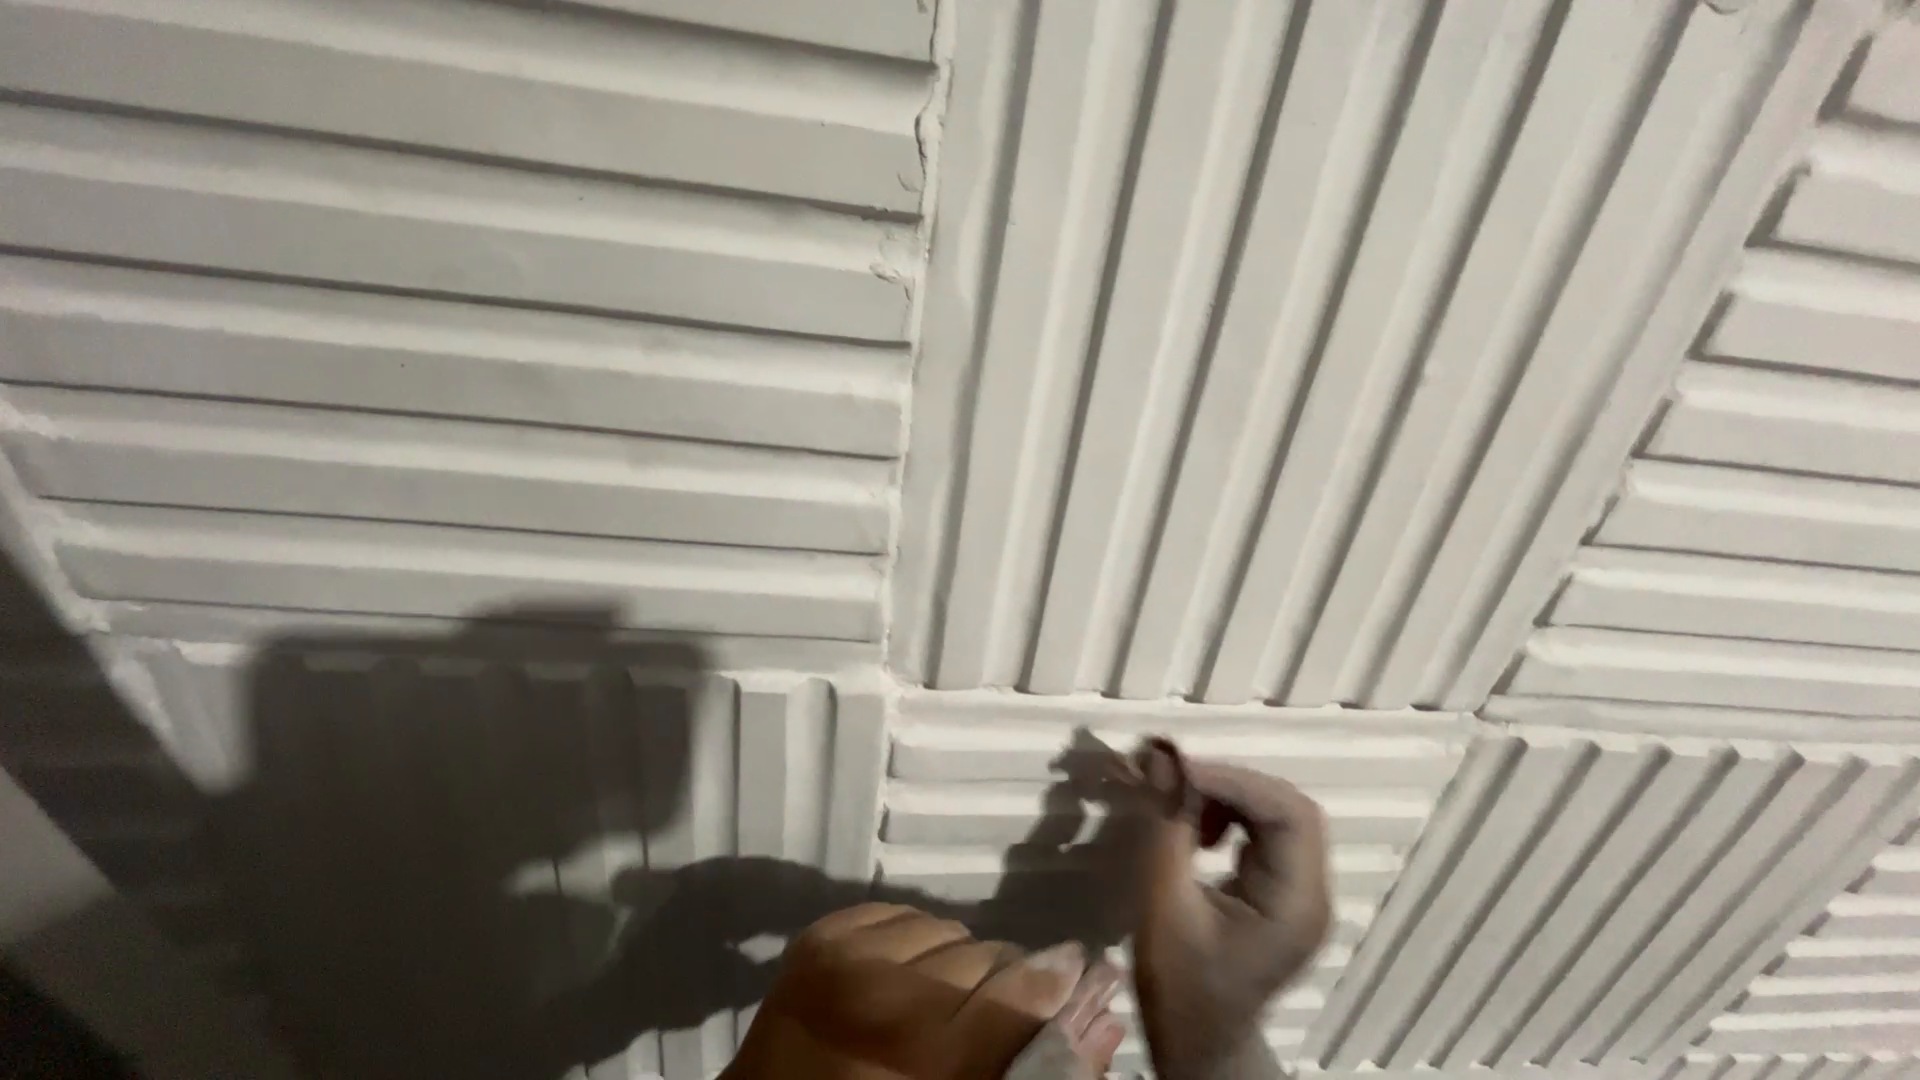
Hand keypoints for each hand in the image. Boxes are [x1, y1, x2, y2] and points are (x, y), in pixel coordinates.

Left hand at [724, 903, 1125, 1079]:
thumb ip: (1035, 1070)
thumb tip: (1106, 1020)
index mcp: (928, 1054)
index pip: (1022, 991)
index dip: (1059, 979)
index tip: (1081, 969)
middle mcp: (889, 990)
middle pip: (985, 954)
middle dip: (998, 978)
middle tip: (984, 1008)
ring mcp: (848, 954)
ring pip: (944, 927)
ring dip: (951, 958)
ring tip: (935, 993)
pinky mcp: (822, 932)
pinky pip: (898, 912)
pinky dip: (909, 940)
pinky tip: (897, 974)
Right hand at [1126, 738, 1332, 1079]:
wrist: (1199, 1045)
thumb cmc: (1181, 985)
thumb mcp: (1165, 905)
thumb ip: (1168, 827)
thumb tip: (1162, 758)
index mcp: (1296, 903)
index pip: (1287, 813)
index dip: (1233, 780)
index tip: (1175, 769)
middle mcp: (1312, 892)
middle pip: (1289, 808)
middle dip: (1231, 784)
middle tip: (1177, 780)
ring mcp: (1300, 892)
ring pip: (1279, 815)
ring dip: (1230, 798)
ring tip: (1185, 806)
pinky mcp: (1281, 892)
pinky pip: (1266, 833)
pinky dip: (1232, 817)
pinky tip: (1200, 831)